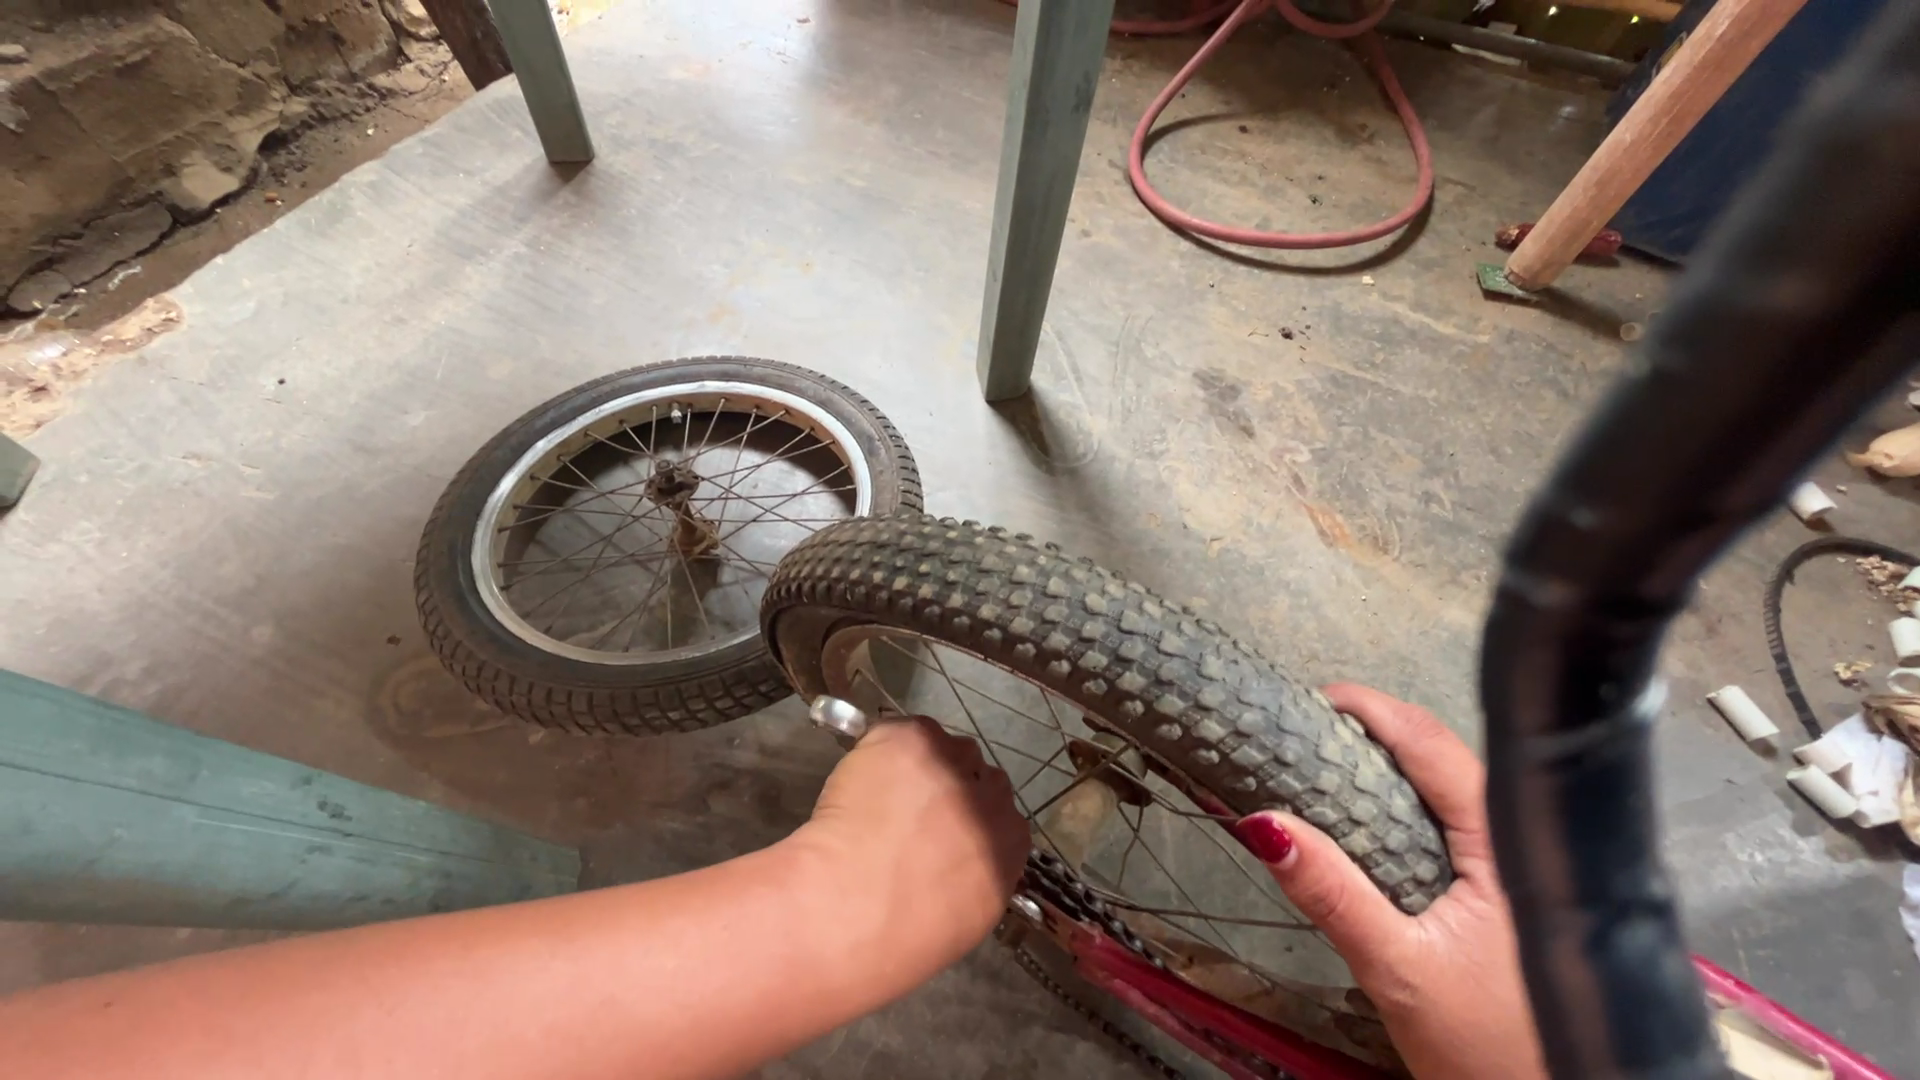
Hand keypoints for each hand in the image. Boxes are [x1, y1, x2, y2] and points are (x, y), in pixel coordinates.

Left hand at [792, 717, 1029, 989]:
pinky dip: (884, 749)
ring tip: (884, 792)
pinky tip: (864, 778)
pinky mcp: (913, 739)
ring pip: (947, 747)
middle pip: (982, 773)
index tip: (944, 826)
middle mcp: (989, 798)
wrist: (850, 909)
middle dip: (955, 785)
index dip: (974, 814)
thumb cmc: (898, 939)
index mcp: (1010, 846)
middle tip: (913, 807)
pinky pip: (904, 732)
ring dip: (925, 762)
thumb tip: (960, 855)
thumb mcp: (965, 921)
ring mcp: (951, 763)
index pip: (1005, 811)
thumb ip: (978, 875)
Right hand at [1237, 684, 1546, 1079]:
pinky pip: (1449, 819)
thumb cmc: (1496, 1049)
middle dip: (1371, 730)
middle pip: (1441, 754)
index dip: (1371, 708)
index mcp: (1508, 845)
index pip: (1432, 744)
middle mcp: (1522, 841)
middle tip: (1304, 732)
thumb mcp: (1400, 972)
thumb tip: (1259, 823)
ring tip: (1322, 764)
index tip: (1310, 699)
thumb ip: (1334, 896)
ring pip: (1446, 786)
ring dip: (1384, 764)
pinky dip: (1399, 801)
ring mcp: (1521, 865)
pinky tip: (1365, 817)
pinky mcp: (1511, 891)